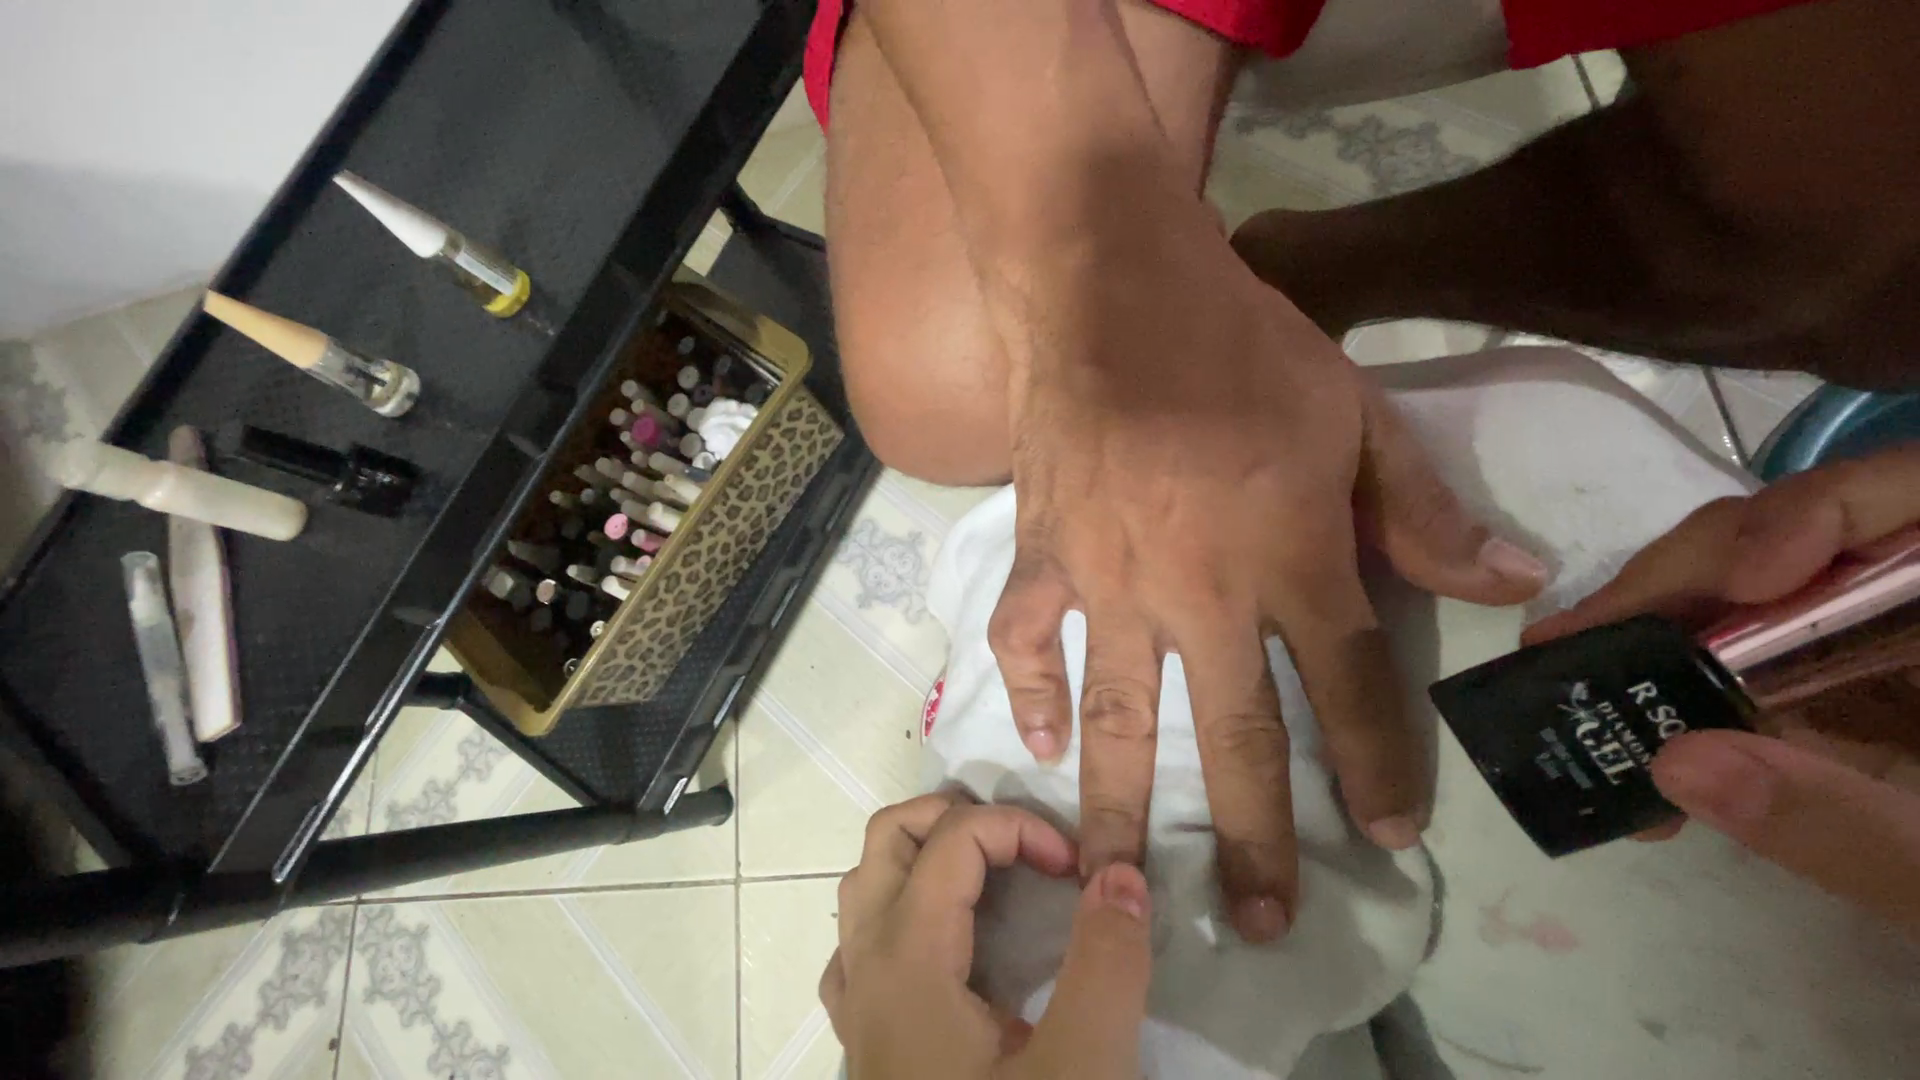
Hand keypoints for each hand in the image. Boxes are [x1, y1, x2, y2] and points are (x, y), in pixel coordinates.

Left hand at [820, 794, 1153, 1079]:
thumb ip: (1106, 964)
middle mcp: (866, 964)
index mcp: (907, 957)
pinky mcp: (864, 1039)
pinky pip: (860, 943)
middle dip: (954, 817)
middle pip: (887, 840)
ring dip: (922, 856)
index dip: (1017, 828)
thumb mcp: (1079, 1071)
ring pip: (866, 886)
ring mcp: (856, 1002)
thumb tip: (1121, 871)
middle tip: (1024, 841)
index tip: (1077, 868)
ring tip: (989, 872)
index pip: (952, 840)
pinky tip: (947, 946)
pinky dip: (901, 910)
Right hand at [984, 179, 1548, 941]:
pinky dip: (1029, 693)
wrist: (1108, 295)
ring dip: (1121, 809)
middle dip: (1255, 836)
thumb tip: (1512, 584)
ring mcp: (1105, 583)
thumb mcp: (1352, 407)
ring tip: (1115, 883)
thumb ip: (1421, 508)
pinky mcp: (1041, 559)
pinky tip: (1038, 739)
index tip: (1387, 836)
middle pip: (1233, 735)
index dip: (1375, 765)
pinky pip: (1027, 643)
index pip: (1347, 684)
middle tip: (1261, 922)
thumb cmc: (1236, 344)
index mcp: (1285, 551)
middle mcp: (1195, 592)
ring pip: (1115, 717)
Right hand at [1524, 444, 1919, 934]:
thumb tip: (1673, 765)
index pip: (1912, 497)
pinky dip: (1677, 686)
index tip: (1751, 577)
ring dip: (1658, 635)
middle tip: (1580, 636)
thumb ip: (1862, 830)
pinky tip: (1632, 728)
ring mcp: (1881, 648)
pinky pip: (1750, 659)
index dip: (1821, 510)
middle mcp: (1916, 607)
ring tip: (1574, 675)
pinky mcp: (1846, 692)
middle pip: (1802, 538)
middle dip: (1688, 581)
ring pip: (1756, 595)